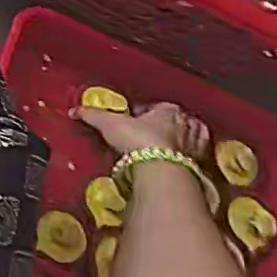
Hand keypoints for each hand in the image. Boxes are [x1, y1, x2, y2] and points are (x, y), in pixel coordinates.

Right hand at [72, 101, 209, 157]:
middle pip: (175, 122)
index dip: (143, 114)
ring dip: (180, 141)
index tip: (132, 122)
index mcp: (168, 109)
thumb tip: (74, 111)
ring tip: (165, 149)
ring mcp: (197, 144)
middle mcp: (188, 123)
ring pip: (189, 138)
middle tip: (148, 136)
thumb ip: (93, 115)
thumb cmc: (137, 139)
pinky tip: (179, 162)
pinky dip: (189, 158)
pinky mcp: (202, 163)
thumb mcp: (109, 124)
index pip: (156, 107)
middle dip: (165, 127)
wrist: (161, 168)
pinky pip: (196, 157)